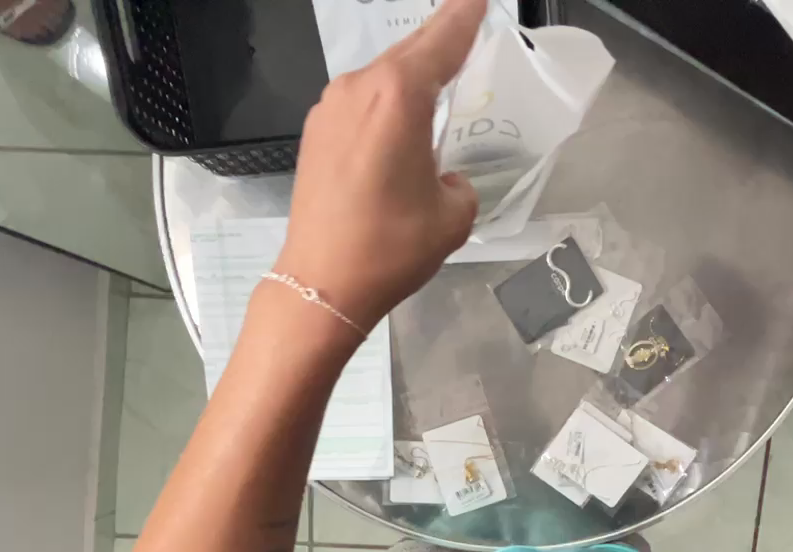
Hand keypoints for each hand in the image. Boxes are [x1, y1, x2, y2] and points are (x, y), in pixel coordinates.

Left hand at [273, 0, 485, 332]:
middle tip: (462, 42)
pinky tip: (392, 141)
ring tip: (429, 106)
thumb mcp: (452, 218)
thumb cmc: (392, 247)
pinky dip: (381, 114)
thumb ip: (459, 184)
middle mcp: (359, 87)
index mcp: (399, 95)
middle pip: (407, 54)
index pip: (442, 39)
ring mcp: (330, 109)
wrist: (324, 282)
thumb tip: (442, 178)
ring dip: (406, 87)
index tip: (478, 1)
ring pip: (379, 82)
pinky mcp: (314, 135)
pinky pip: (358, 109)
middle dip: (437, 48)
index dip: (465, 17)